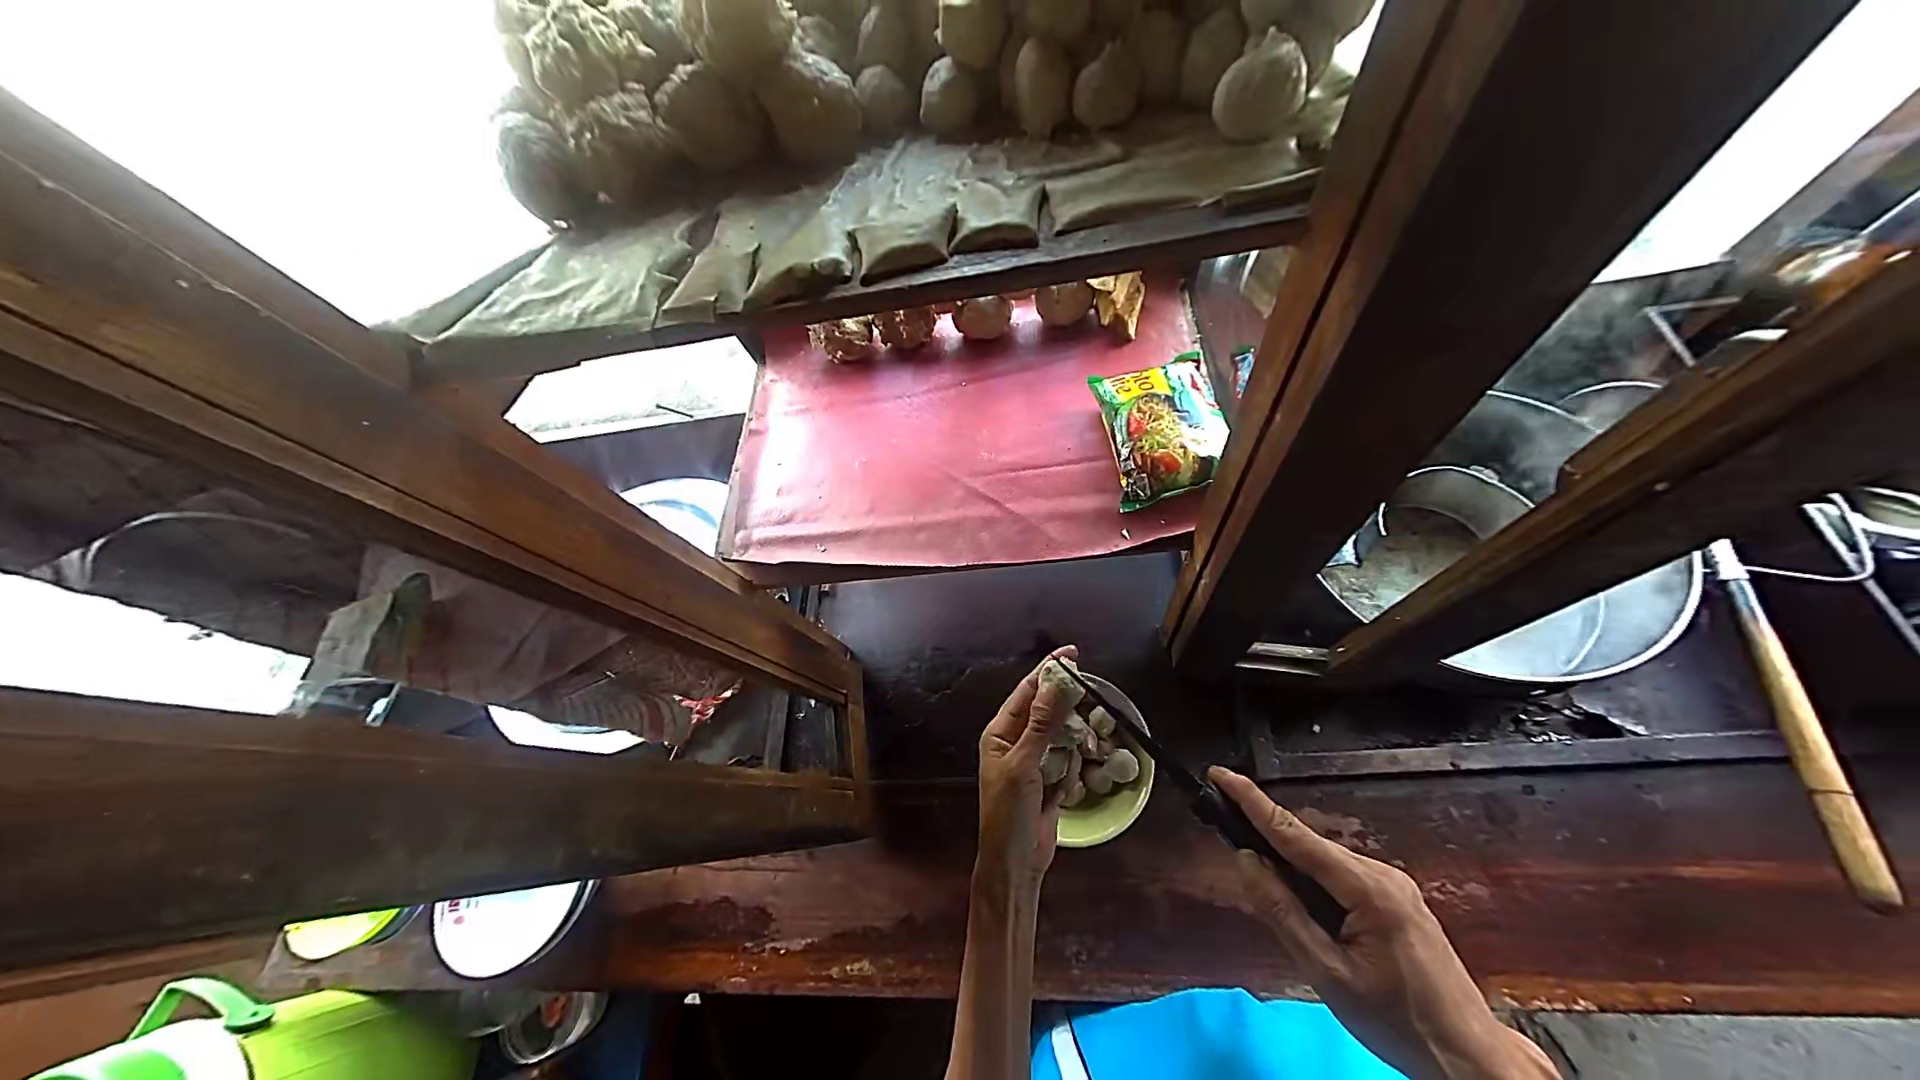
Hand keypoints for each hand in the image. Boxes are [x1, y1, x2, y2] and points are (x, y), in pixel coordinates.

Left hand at [975, 645, 1078, 890]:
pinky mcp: (1051, 779)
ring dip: (1073, 734)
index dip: (1047, 671)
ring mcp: (1035, 761)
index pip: (1026, 692)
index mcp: (1000, 733)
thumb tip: (1056, 683)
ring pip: (1060, 733)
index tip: (1072, 654)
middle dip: (1065, 701)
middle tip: (1089, 689)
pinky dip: (1075, 759)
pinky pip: (1068, 757)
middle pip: (1045, 710)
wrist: (1015, 862)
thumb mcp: (1024, 764)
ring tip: (1084, 732)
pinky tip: (1077, 767)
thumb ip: (1041, 724)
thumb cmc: (1009, 812)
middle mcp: (1016, 742)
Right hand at [1210, 768, 1558, 1079]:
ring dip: (1291, 866)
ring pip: (1324, 860)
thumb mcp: (1328, 974)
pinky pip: (1341, 875)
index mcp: (1366, 888)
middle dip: (1266, 838)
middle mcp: (1381, 873)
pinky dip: (1314, 881)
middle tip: (1228, 841)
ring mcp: (1393, 883)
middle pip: (1307, 845)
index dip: (1250, 800)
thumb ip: (1282, 913)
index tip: (1219, 774)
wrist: (1472, 1060)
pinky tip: (1307, 909)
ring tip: (1269, 894)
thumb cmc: (1397, 1022)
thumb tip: (1246, 860)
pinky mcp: (1397, 898)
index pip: (1293, 833)